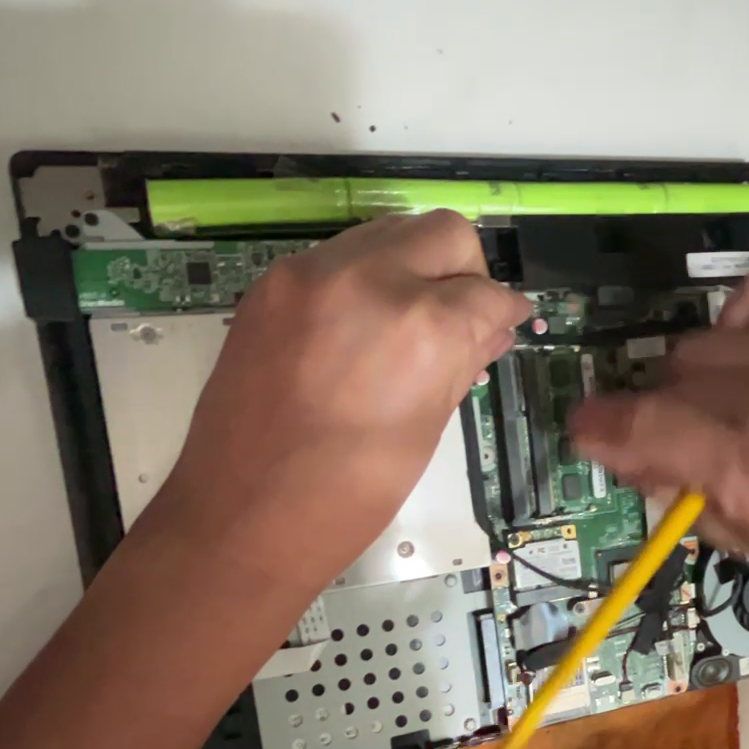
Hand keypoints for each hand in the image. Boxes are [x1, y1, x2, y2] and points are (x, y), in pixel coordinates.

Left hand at [147, 210, 529, 587]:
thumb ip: (461, 366)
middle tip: (461, 317)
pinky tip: (361, 329)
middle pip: (443, 233)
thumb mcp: (424, 432)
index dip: (505, 312)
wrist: (243, 515)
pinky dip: (365, 280)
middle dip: (465, 271)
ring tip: (409, 322)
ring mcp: (312, 275)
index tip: (505, 324)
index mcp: (422, 329)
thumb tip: (488, 333)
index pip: (486, 294)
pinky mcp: (272, 284)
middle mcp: (370, 280)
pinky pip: (339, 257)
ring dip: (413, 266)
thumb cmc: (347, 497)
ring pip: (389, 233)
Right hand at [568, 265, 748, 609]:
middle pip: (671, 379)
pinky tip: (739, 350)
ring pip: (703, 342)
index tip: (583, 427)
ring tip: (705, 402)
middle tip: (659, 435)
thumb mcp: (734, 537)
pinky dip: (733, 317)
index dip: (603, 425)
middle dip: (648, 410)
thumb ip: (668, 485)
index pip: (651, 427)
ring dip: (686, 376)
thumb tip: (615, 443)